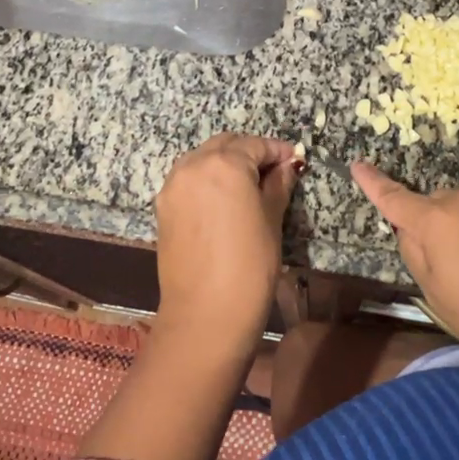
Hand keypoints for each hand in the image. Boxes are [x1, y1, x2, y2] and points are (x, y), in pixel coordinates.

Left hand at [155, 133, 298, 339]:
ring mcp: (173, 186)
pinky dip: (206, 180)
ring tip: (248, 185)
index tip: (295, 160)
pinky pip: (188, 180)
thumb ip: (278, 185)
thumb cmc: (249, 264)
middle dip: (249, 152)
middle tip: (273, 171)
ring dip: (225, 163)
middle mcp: (193, 166)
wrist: (206, 314)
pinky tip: (223, 201)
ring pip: (203, 159)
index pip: (255, 145)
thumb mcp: (272, 220)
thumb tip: (287, 167)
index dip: (278, 151)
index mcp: (224, 164)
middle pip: (225, 145)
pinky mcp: (163, 208)